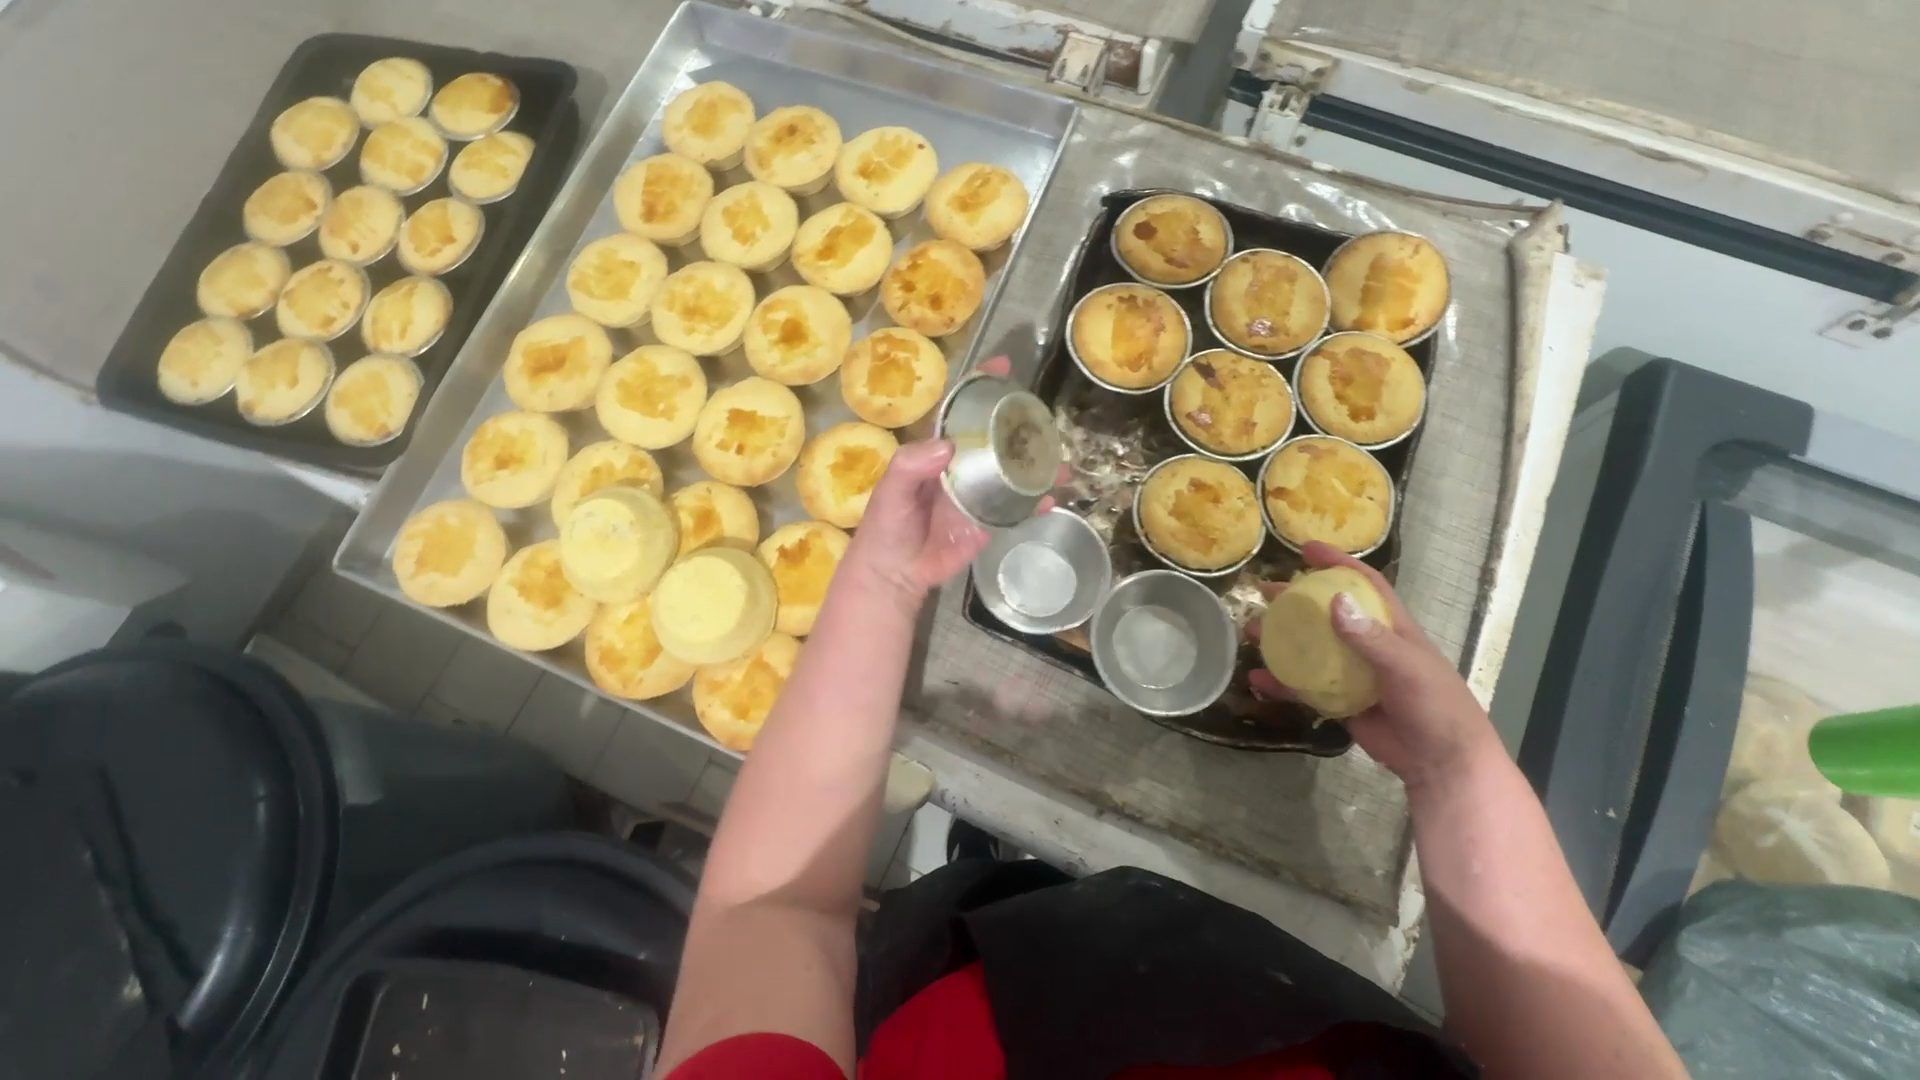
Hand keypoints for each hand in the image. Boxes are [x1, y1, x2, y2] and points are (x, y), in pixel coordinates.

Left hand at [841, 356, 1052, 612]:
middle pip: (995, 439)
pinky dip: (1035, 503)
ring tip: (1061, 460)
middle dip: (1020, 425)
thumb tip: (947, 446)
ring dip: (1036, 464)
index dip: (979, 388)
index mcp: (937, 453)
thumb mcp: (891, 490)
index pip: (960, 412)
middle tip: (1045, 416)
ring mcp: (977, 494)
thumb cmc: (886, 526)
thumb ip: (912, 465)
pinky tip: (1052, 498)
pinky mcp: (988, 522)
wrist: (893, 573)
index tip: (1002, 367)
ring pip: (1011, 472)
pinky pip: (1016, 509)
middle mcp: (962, 467)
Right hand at [1249, 541, 1499, 792]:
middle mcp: (1369, 645)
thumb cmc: (1436, 707)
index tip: (1306, 549)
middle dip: (1297, 600)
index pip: (1364, 585)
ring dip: (1282, 639)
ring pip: (1310, 649)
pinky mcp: (1341, 703)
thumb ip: (1371, 638)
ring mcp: (1353, 675)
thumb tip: (1335, 601)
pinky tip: (1257, 679)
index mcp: (1392, 628)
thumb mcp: (1407, 667)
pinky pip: (1304, 688)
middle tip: (1264, 592)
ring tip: (1252, 631)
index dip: (1338, 564)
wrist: (1442, 763)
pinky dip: (1281, 683)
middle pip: (1327, 614)